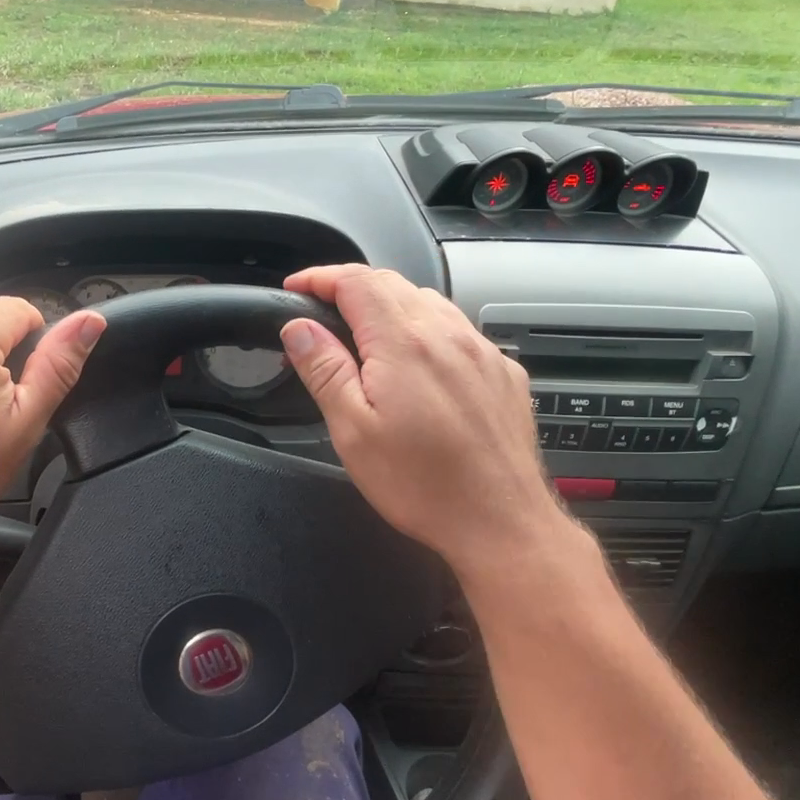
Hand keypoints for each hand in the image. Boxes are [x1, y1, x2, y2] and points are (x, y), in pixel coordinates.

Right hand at [279, 265, 579, 575]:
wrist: (500, 522)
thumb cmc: (424, 486)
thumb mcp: (352, 430)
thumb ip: (323, 369)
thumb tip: (298, 329)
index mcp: (403, 343)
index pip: (356, 281)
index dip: (320, 277)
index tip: (297, 287)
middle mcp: (447, 336)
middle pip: (392, 283)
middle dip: (350, 289)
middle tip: (321, 315)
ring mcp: (480, 352)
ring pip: (427, 303)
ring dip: (388, 306)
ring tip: (362, 337)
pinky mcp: (502, 372)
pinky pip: (457, 331)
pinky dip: (425, 330)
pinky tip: (414, 364)